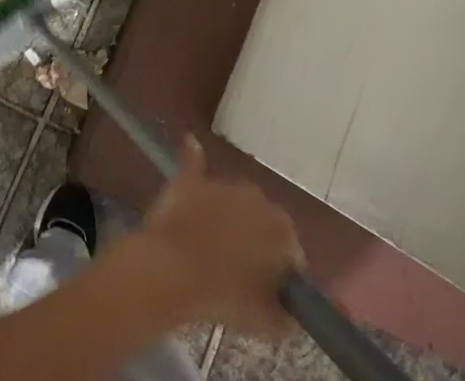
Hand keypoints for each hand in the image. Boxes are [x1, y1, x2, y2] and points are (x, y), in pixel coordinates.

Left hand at [137, 137, 302, 337]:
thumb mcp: (268, 322)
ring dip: (225, 216)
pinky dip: (193, 156)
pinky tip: (190, 142)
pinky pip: (194, 163)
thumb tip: (293, 315)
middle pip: (260, 222)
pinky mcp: (189, 180)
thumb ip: (289, 315)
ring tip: (208, 245)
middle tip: (235, 270)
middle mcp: (257, 197)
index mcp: (283, 228)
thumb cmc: (224, 297)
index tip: (263, 289)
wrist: (171, 272)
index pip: (289, 251)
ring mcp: (221, 185)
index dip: (278, 272)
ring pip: (230, 201)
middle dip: (253, 241)